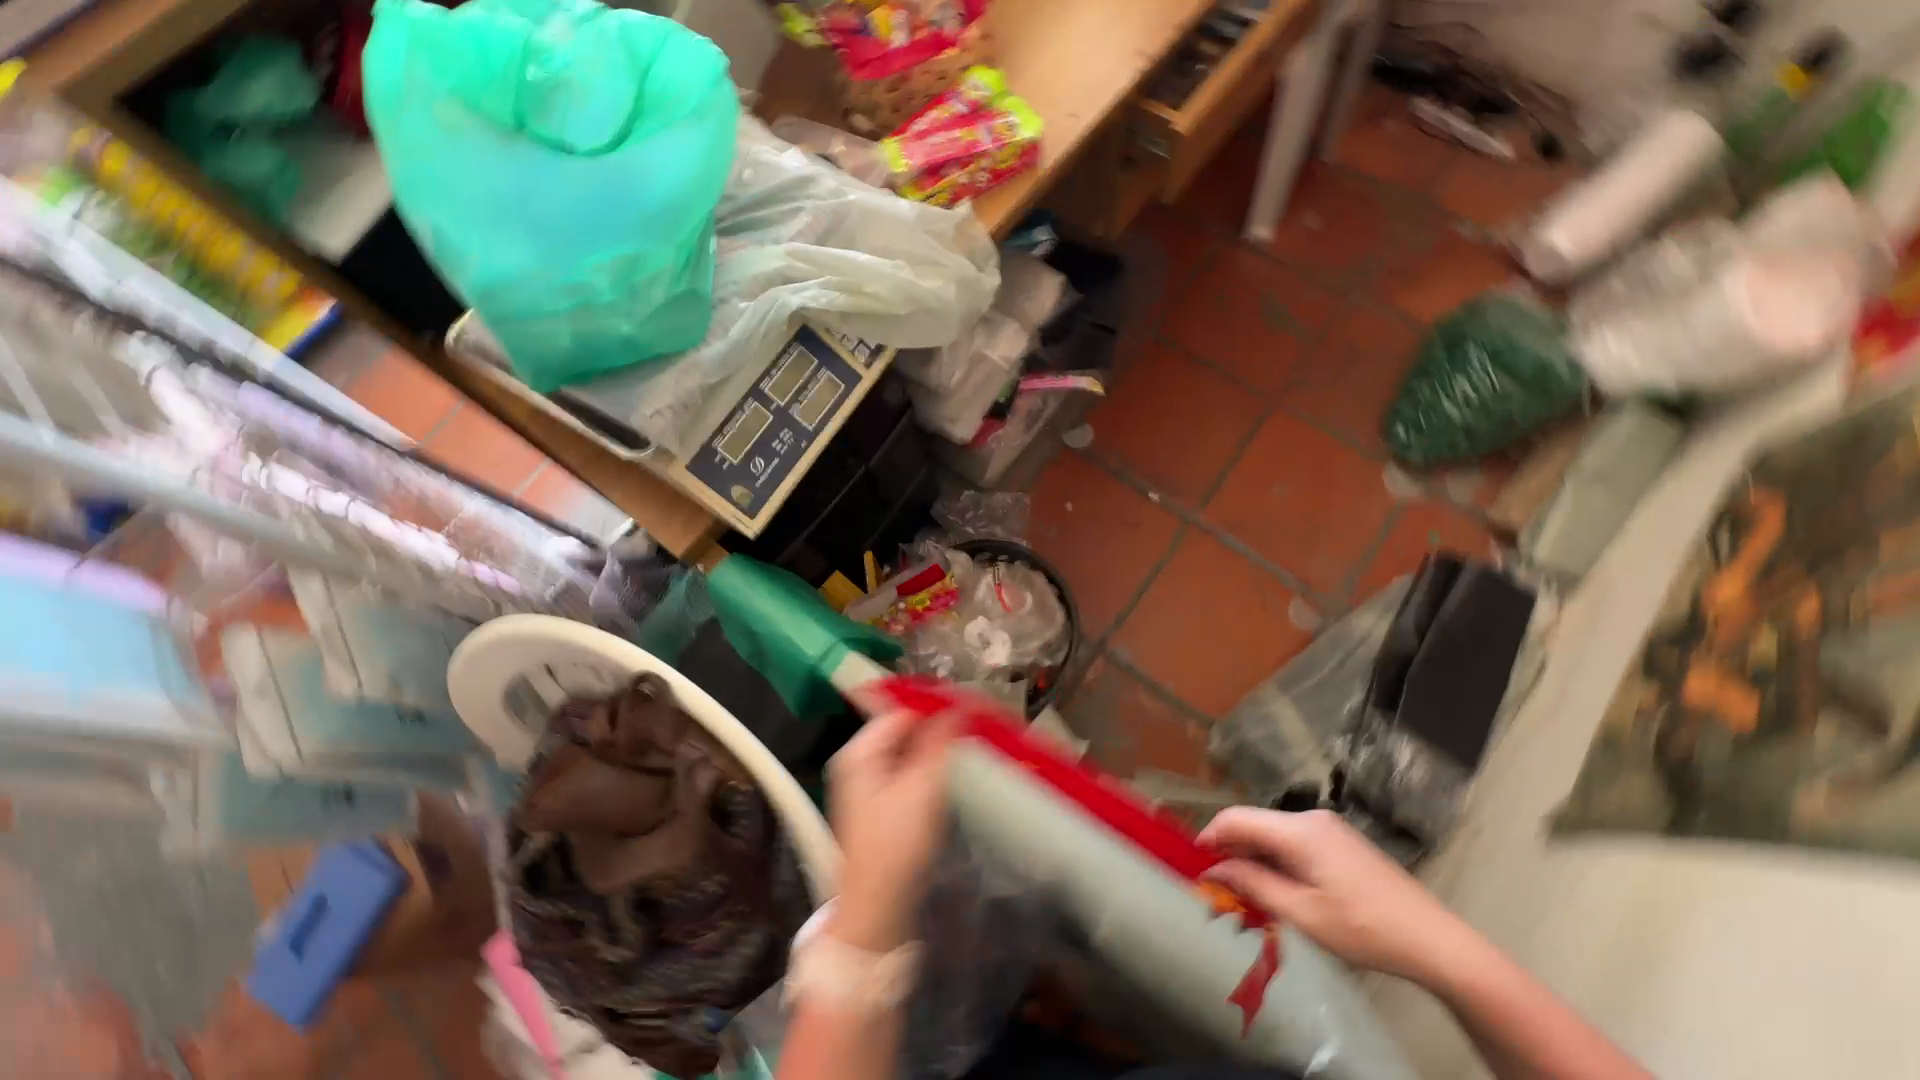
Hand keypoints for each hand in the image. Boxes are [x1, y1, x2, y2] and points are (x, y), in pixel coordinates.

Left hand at [826, 709, 958, 950]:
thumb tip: (959, 705)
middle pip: (908, 729)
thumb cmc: (896, 846)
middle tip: (985, 725)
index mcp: (861, 752)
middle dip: (945, 725)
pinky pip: (915, 773)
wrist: (879, 910)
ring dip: (945, 747)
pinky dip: (938, 768)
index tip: (977, 706)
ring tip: (980, 743)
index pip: (903, 710)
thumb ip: (939, 742)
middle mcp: (862, 762)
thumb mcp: (921, 788)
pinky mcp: (888, 807)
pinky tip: (963, 770)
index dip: (939, 705)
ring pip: (914, 751)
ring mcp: (873, 785)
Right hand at [1198, 808, 1475, 987]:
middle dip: (1230, 856)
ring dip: (1253, 864)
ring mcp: (1328, 830)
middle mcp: (1311, 820)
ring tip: (1245, 901)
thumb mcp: (1301, 913)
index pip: (1235, 818)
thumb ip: (1253, 885)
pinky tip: (1277, 895)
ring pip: (1272, 838)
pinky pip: (1293, 845)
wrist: (1433, 940)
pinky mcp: (1340, 844)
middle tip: (1216, 893)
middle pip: (1253, 827)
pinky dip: (1276, 865)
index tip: (1190, 864)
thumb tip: (1214, 869)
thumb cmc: (1364, 929)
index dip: (1208, 838)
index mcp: (1299, 830)